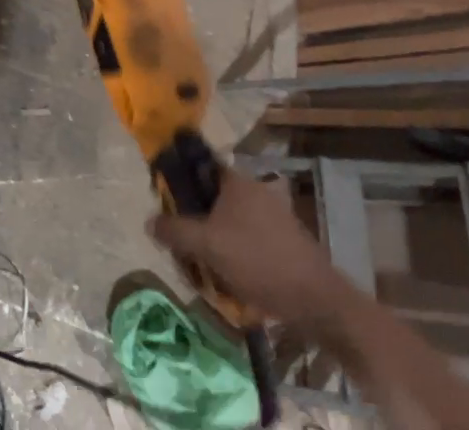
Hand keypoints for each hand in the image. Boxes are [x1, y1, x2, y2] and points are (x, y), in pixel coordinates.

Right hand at [147, 169, 356, 330]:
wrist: (318, 302)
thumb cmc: (258, 261)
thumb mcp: (205, 245)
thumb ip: (173, 229)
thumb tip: (150, 221)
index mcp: (238, 183)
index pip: (200, 165)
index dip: (178, 177)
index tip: (163, 198)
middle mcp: (257, 192)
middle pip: (212, 194)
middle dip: (193, 214)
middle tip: (178, 235)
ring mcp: (275, 216)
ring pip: (229, 218)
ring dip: (211, 234)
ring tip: (198, 258)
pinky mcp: (285, 240)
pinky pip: (246, 235)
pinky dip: (231, 247)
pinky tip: (224, 270)